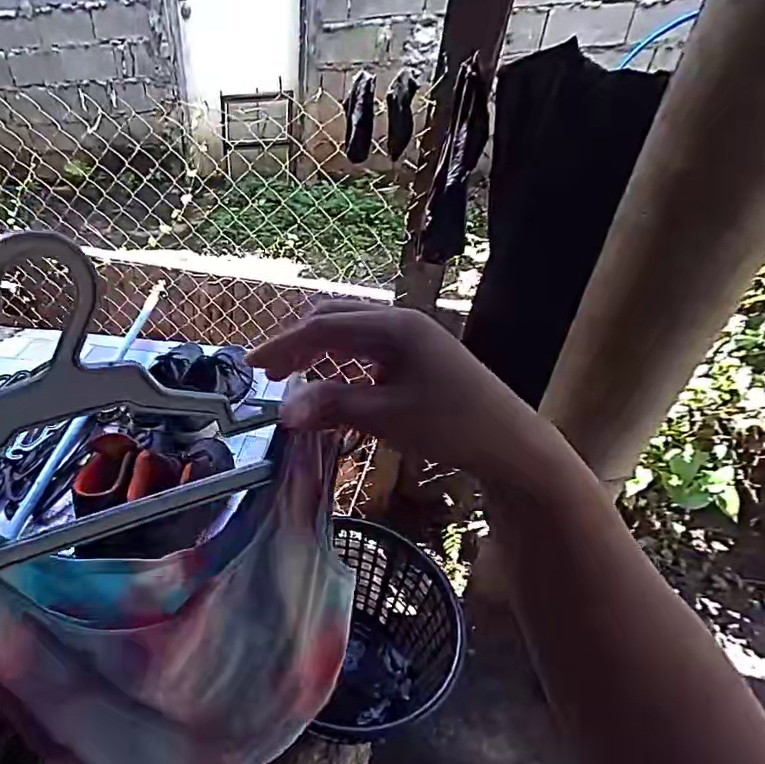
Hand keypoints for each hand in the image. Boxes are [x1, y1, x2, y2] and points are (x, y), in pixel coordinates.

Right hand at [249, 300, 562, 486]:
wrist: (513, 445)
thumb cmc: (452, 427)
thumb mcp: (385, 417)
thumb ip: (330, 406)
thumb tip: (281, 413)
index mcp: (392, 326)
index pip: (320, 328)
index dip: (281, 346)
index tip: (251, 366)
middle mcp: (398, 320)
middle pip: (330, 318)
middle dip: (295, 343)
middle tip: (271, 375)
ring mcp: (408, 333)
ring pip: (345, 329)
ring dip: (315, 348)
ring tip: (293, 376)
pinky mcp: (414, 350)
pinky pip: (362, 343)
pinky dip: (336, 357)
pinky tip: (330, 378)